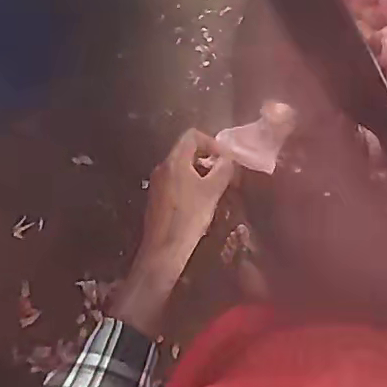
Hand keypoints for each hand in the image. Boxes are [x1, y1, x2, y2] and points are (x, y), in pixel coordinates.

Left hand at [115, 130, 235, 332]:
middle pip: (187, 151)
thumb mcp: (212, 191)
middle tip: (225, 175)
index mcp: (174, 161)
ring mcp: (157, 183)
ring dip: (201, 173)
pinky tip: (201, 203)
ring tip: (217, 190)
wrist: (163, 251)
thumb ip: (223, 169)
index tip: (226, 160)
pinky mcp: (157, 199)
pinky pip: (176, 182)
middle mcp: (162, 167)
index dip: (212, 142)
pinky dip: (191, 185)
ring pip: (182, 168)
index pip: (192, 135)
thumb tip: (229, 159)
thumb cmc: (189, 217)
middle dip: (208, 159)